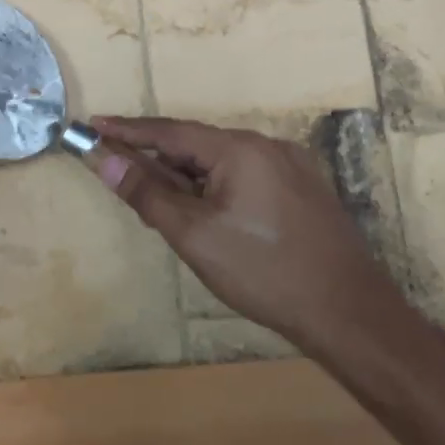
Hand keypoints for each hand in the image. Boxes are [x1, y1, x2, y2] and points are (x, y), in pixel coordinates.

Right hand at [89, 116, 409, 352]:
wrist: (353, 319)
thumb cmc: (265, 273)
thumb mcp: (193, 234)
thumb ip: (145, 191)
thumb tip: (103, 159)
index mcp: (240, 150)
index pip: (168, 131)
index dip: (126, 130)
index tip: (90, 125)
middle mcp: (268, 146)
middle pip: (195, 144)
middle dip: (155, 159)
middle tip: (119, 175)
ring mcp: (292, 168)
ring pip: (219, 162)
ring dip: (184, 177)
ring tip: (159, 204)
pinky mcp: (304, 191)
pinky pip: (243, 176)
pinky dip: (213, 186)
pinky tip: (203, 213)